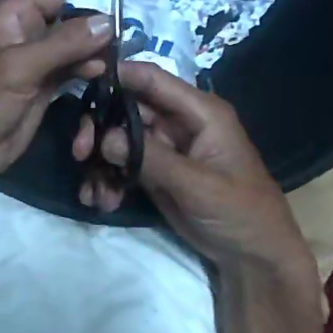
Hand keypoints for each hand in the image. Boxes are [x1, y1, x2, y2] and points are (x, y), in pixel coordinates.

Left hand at [0, 0, 112, 185]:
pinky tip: (110, 75)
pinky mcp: (46, 84)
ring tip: (127, 58)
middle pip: (75, 17)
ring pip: (79, 44)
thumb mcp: (19, 67)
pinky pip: (76, 68)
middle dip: (102, 26)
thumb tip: (110, 21)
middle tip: (136, 40)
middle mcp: (28, 30)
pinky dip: (92, 70)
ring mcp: (38, 59)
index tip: (130, 12)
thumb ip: (64, 43)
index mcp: (14, 14)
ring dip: (101, 50)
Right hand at [74, 61, 313, 280]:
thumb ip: (152, 158)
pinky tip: (102, 200)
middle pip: (126, 108)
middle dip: (99, 129)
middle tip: (80, 153)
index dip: (118, 75)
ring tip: (94, 192)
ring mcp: (165, 146)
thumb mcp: (197, 185)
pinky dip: (108, 179)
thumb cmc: (239, 212)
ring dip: (100, 162)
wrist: (252, 256)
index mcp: (200, 112)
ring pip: (118, 138)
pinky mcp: (154, 170)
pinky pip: (121, 163)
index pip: (153, 80)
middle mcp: (179, 122)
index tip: (81, 83)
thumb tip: (105, 137)